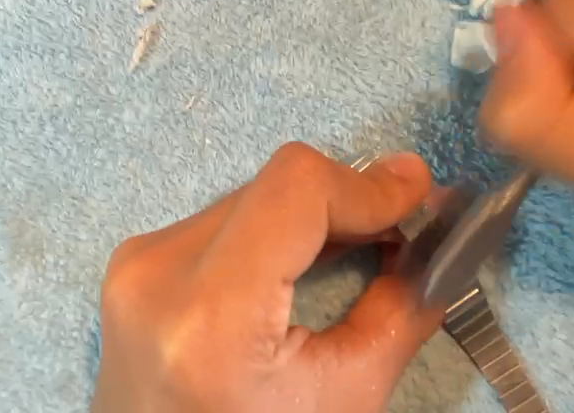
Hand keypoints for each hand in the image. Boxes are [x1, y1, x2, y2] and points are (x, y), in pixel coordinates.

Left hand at [92, 143, 441, 412]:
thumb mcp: (341, 404)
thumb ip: (396, 314)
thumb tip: (437, 237)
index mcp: (211, 312)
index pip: (293, 188)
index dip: (363, 183)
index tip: (418, 191)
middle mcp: (162, 266)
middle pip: (274, 189)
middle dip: (346, 203)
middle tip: (405, 228)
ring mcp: (140, 257)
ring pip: (250, 196)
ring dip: (309, 216)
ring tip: (359, 245)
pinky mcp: (135, 257)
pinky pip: (220, 218)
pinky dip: (271, 229)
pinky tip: (300, 260)